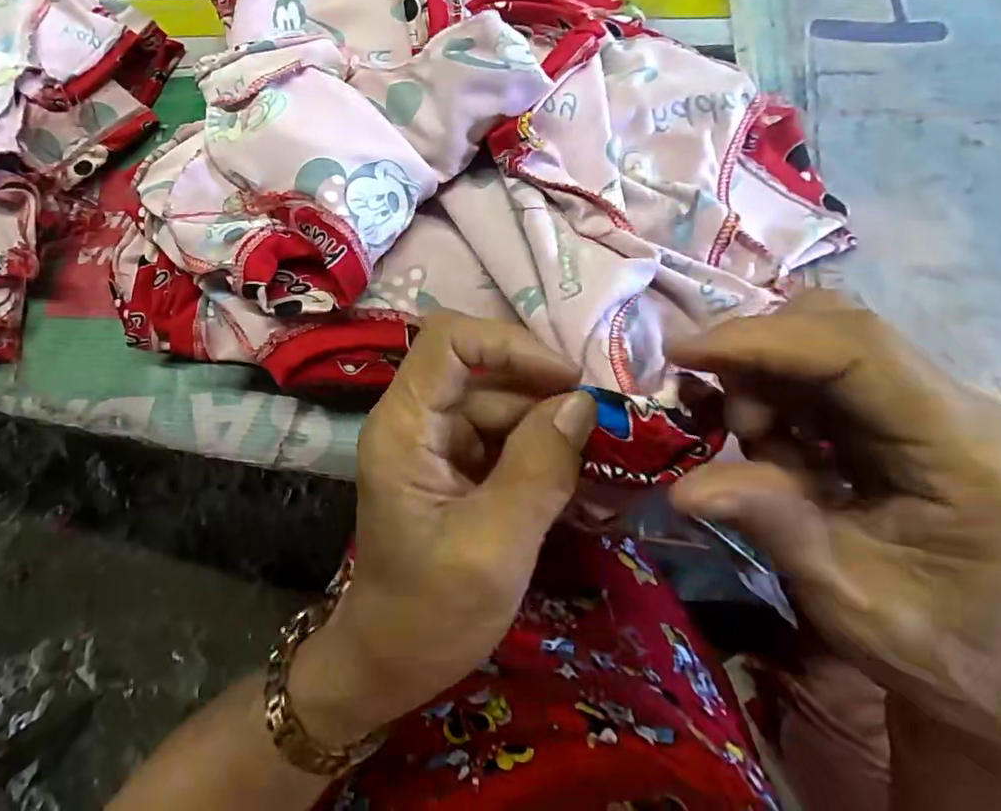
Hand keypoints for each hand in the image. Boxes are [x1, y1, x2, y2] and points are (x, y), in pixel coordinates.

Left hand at [287, 314, 597, 746]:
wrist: (390, 660)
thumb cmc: (431, 611)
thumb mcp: (494, 545)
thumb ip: (539, 469)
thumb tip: (582, 403)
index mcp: (403, 426)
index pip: (447, 340)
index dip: (509, 345)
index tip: (569, 382)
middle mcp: (414, 420)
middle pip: (481, 373)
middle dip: (543, 394)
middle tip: (610, 429)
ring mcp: (432, 443)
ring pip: (498, 405)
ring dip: (550, 426)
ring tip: (606, 459)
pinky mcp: (452, 468)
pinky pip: (500, 438)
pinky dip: (540, 451)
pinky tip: (580, 478)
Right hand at [665, 292, 1000, 809]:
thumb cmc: (939, 652)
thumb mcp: (847, 597)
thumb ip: (773, 525)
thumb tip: (682, 489)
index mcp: (969, 457)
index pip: (859, 353)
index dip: (762, 339)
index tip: (683, 353)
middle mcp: (963, 416)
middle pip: (843, 330)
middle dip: (757, 355)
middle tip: (717, 414)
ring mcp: (938, 415)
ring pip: (828, 346)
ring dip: (764, 380)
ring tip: (752, 447)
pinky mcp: (910, 424)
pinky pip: (828, 379)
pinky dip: (777, 397)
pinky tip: (768, 446)